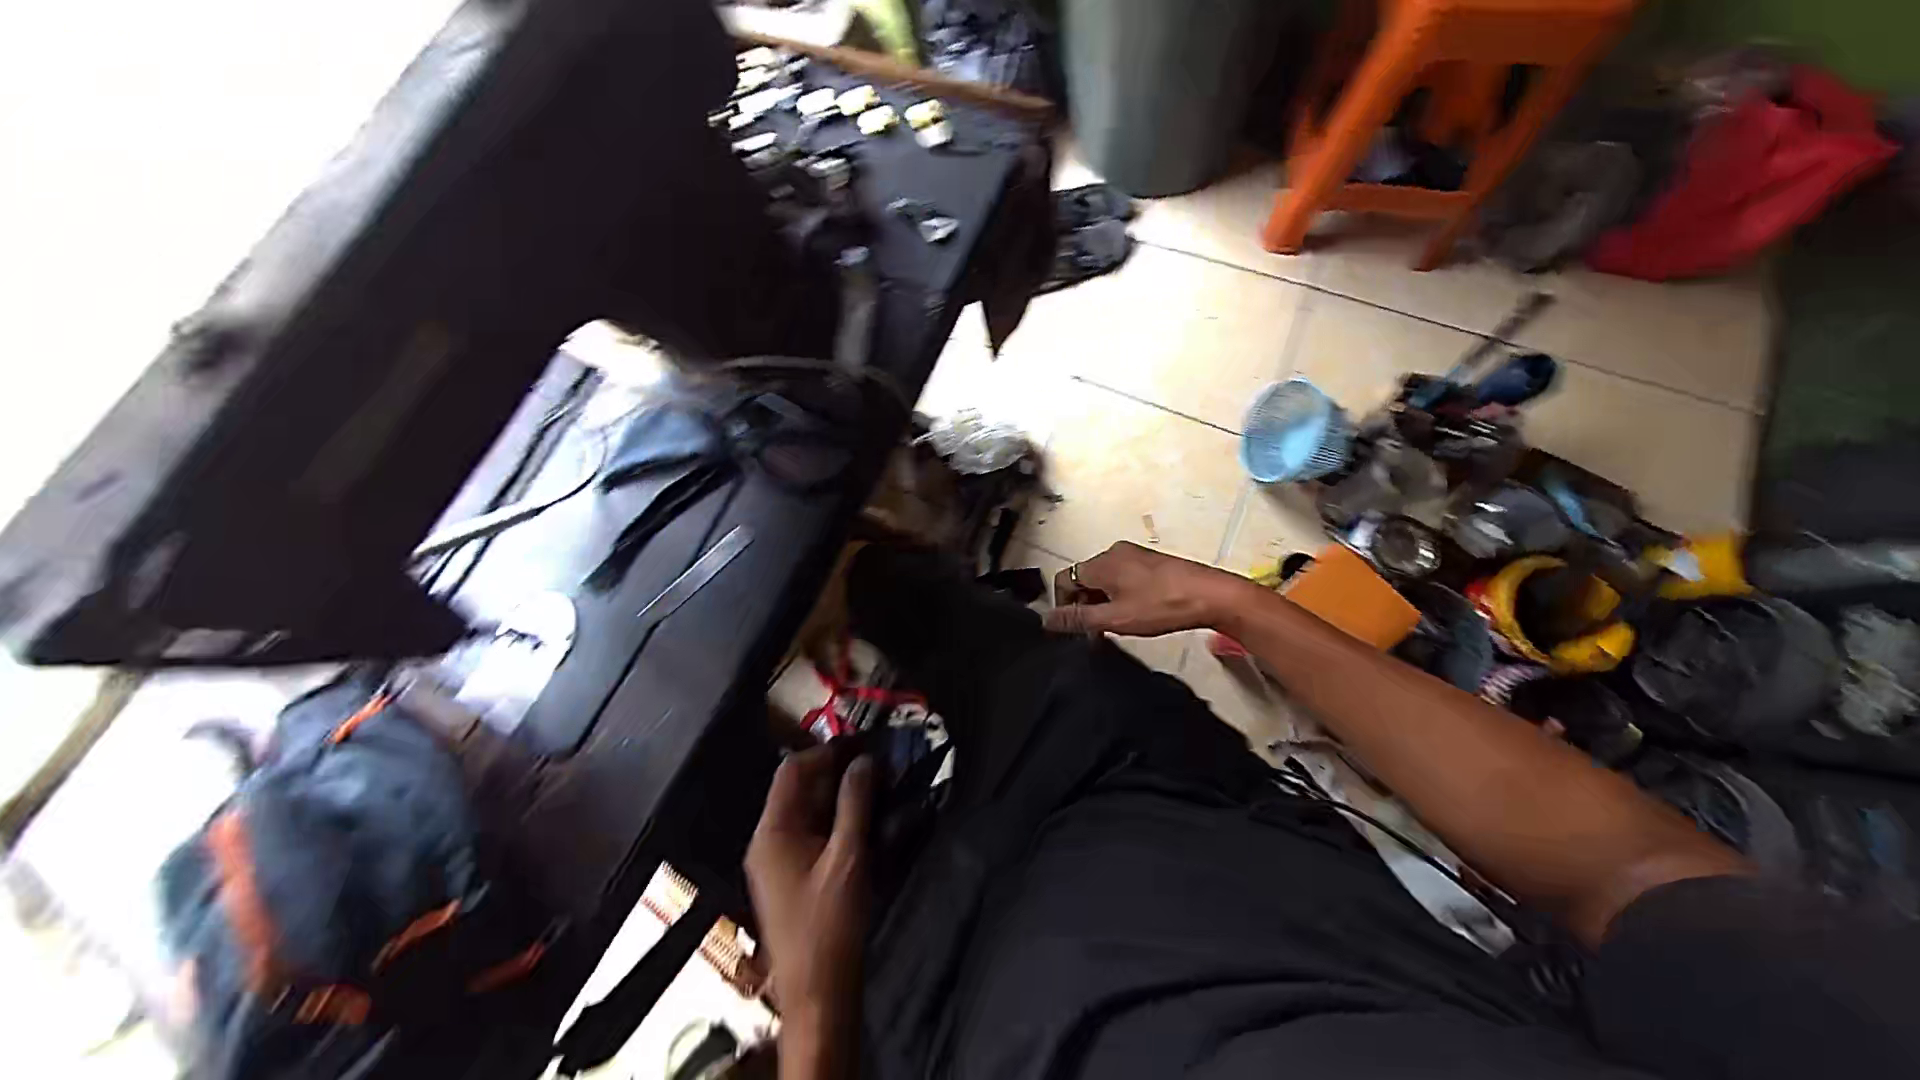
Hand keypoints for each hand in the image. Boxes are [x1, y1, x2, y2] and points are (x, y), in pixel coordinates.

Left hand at [745, 744, 873, 1033]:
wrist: (818, 992)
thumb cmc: (830, 923)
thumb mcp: (848, 858)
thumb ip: (855, 804)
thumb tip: (864, 760)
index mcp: (772, 831)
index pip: (792, 771)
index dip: (826, 754)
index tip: (863, 748)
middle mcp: (767, 840)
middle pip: (798, 789)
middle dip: (837, 774)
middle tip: (877, 767)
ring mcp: (777, 860)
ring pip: (808, 811)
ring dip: (839, 797)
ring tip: (877, 789)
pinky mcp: (791, 876)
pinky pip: (811, 833)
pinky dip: (836, 821)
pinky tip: (865, 821)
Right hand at [1044, 541, 1253, 636]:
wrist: (1211, 595)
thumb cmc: (1161, 606)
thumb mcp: (1115, 618)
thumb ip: (1078, 619)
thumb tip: (1045, 620)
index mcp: (1101, 563)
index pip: (1064, 579)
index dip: (1062, 605)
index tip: (1074, 629)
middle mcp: (1114, 552)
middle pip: (1084, 578)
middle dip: (1083, 605)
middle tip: (1095, 632)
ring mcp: (1135, 555)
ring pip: (1104, 579)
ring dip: (1102, 602)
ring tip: (1116, 626)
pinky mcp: (1151, 562)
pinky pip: (1123, 577)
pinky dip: (1119, 595)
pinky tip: (1135, 613)